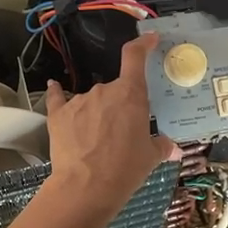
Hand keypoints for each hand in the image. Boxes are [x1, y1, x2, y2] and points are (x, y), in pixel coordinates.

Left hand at [42, 34, 179, 208]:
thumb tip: (172, 148)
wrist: (86, 188)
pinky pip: (58, 97)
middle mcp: (104, 91)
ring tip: (97, 141)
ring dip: (97, 113)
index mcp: (131, 95)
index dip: (142, 44)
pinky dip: (58, 93)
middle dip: (120, 106)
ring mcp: (79, 101)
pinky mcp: (57, 114)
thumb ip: (161, 146)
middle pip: (115, 89)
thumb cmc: (125, 170)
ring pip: (92, 100)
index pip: (135, 57)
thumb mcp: (150, 158)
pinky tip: (55, 88)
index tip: (148, 39)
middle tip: (123, 131)